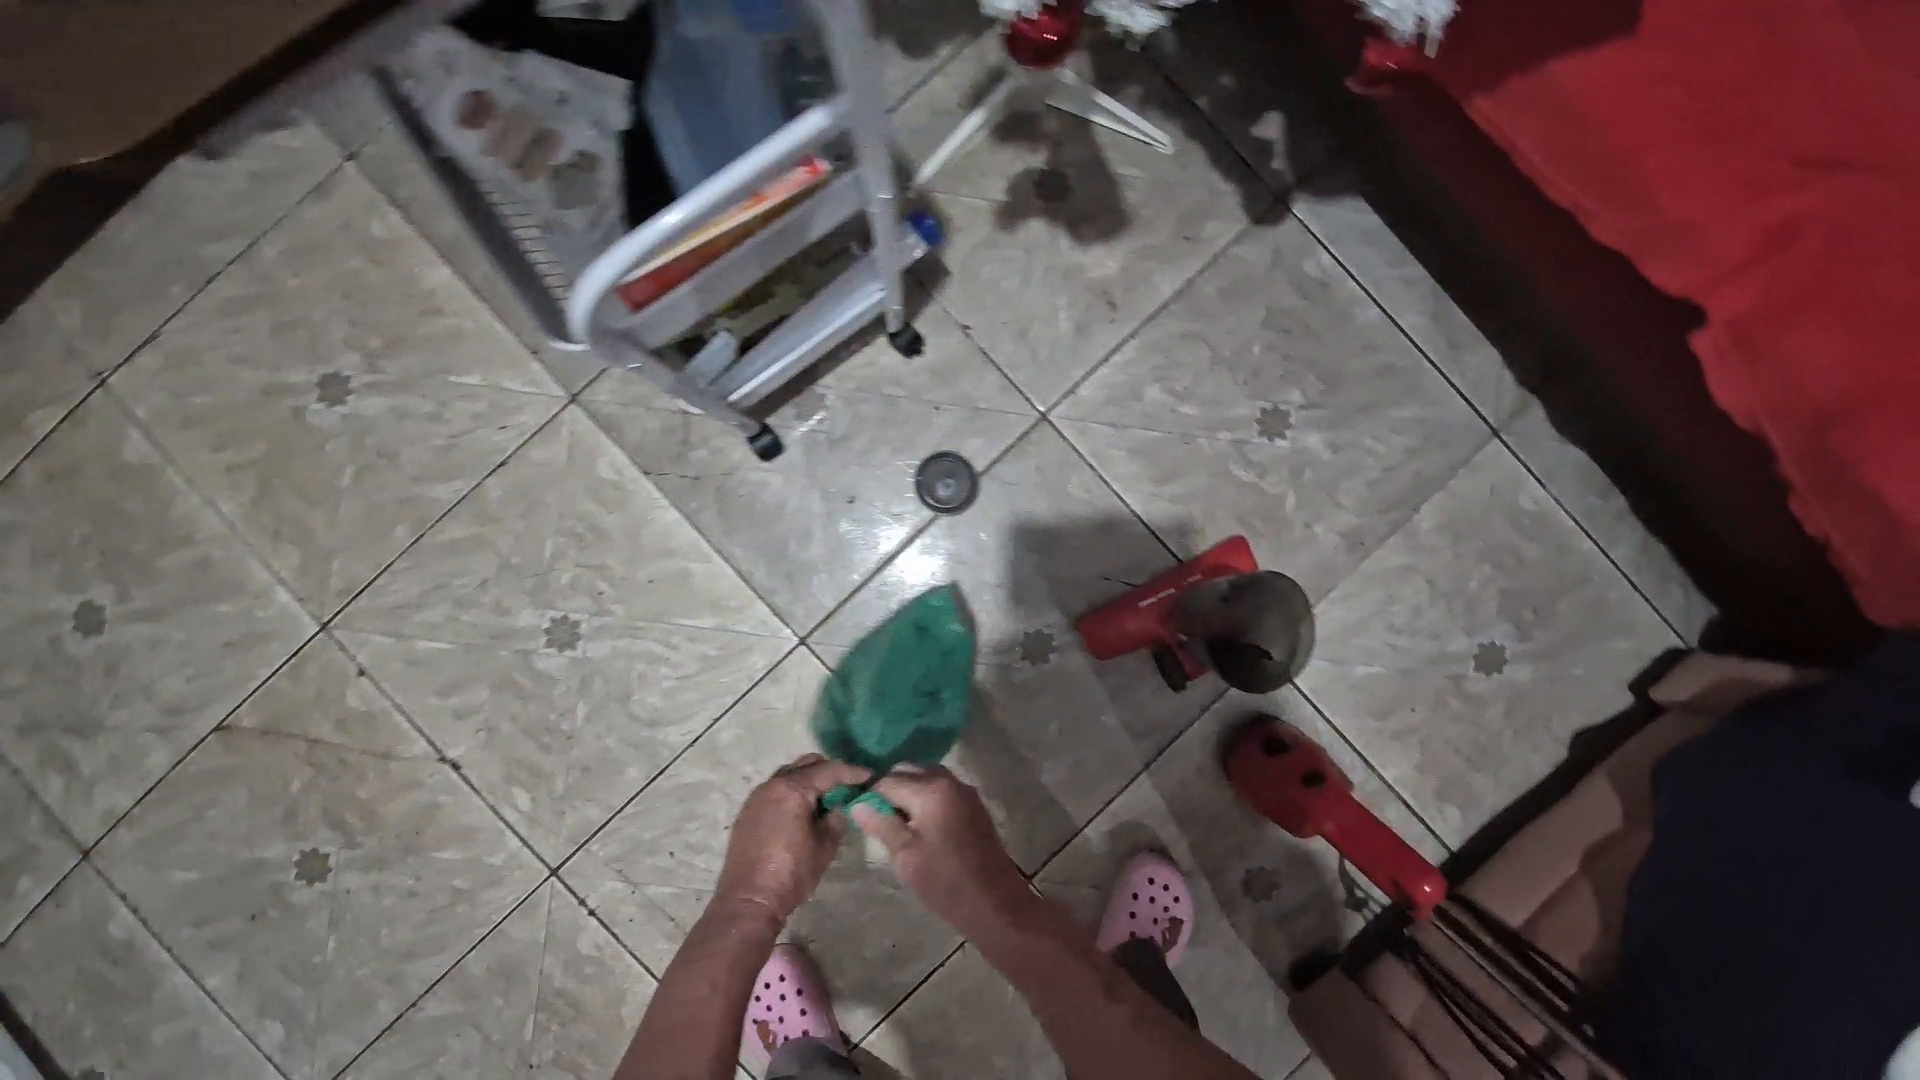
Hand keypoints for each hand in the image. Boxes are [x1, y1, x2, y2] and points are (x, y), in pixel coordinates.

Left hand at [715, 754, 870, 923]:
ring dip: (809, 781)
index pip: (829, 770)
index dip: (852, 772)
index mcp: (792, 790)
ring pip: (789, 775)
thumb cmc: (790, 874)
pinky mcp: (748, 812)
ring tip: (827, 798)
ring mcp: (756, 797)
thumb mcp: (825, 847)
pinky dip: (793, 792)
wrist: (748, 901)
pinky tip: (804, 811)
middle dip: (830, 771)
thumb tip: (840, 806)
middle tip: (848, 786)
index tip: (870, 777)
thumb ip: (836, 819)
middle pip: (806, 765)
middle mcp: (771, 785)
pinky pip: (776, 790)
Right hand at [850, 766, 1038, 938]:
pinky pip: (942, 787)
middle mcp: (949, 781)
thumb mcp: (906, 856)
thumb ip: (881, 825)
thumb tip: (856, 803)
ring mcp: (965, 791)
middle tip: (878, 818)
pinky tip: (919, 823)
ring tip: (897, 822)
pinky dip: (926, 795)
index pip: (888, 780)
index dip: (870, 795)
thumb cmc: (945, 882)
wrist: (994, 902)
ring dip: (908, 790)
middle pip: (909, 770)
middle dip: (890, 788)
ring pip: (926, 776)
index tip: (860, 814)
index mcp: (931, 791)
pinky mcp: (973, 803)